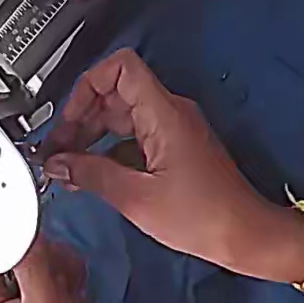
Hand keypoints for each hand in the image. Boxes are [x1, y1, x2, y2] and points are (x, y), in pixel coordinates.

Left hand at [0, 235, 129, 302]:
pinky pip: (56, 256)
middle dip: (31, 250)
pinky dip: (68, 265)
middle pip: (2, 245)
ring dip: (55, 259)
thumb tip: (17, 225)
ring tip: (64, 286)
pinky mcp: (51, 285)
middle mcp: (1, 295)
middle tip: (45, 266)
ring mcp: (27, 288)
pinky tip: (74, 287)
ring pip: (32, 247)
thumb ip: (31, 261)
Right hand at [42, 49, 303, 282]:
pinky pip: (134, 136)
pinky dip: (109, 151)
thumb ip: (91, 175)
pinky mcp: (175, 146)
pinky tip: (93, 175)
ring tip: (69, 166)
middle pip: (114, 94)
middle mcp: (170, 113)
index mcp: (164, 114)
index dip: (86, 87)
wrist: (245, 234)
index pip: (120, 68)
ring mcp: (173, 128)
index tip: (68, 119)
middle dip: (81, 119)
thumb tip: (59, 164)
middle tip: (58, 150)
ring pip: (122, 116)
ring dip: (92, 136)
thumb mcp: (137, 198)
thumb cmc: (207, 217)